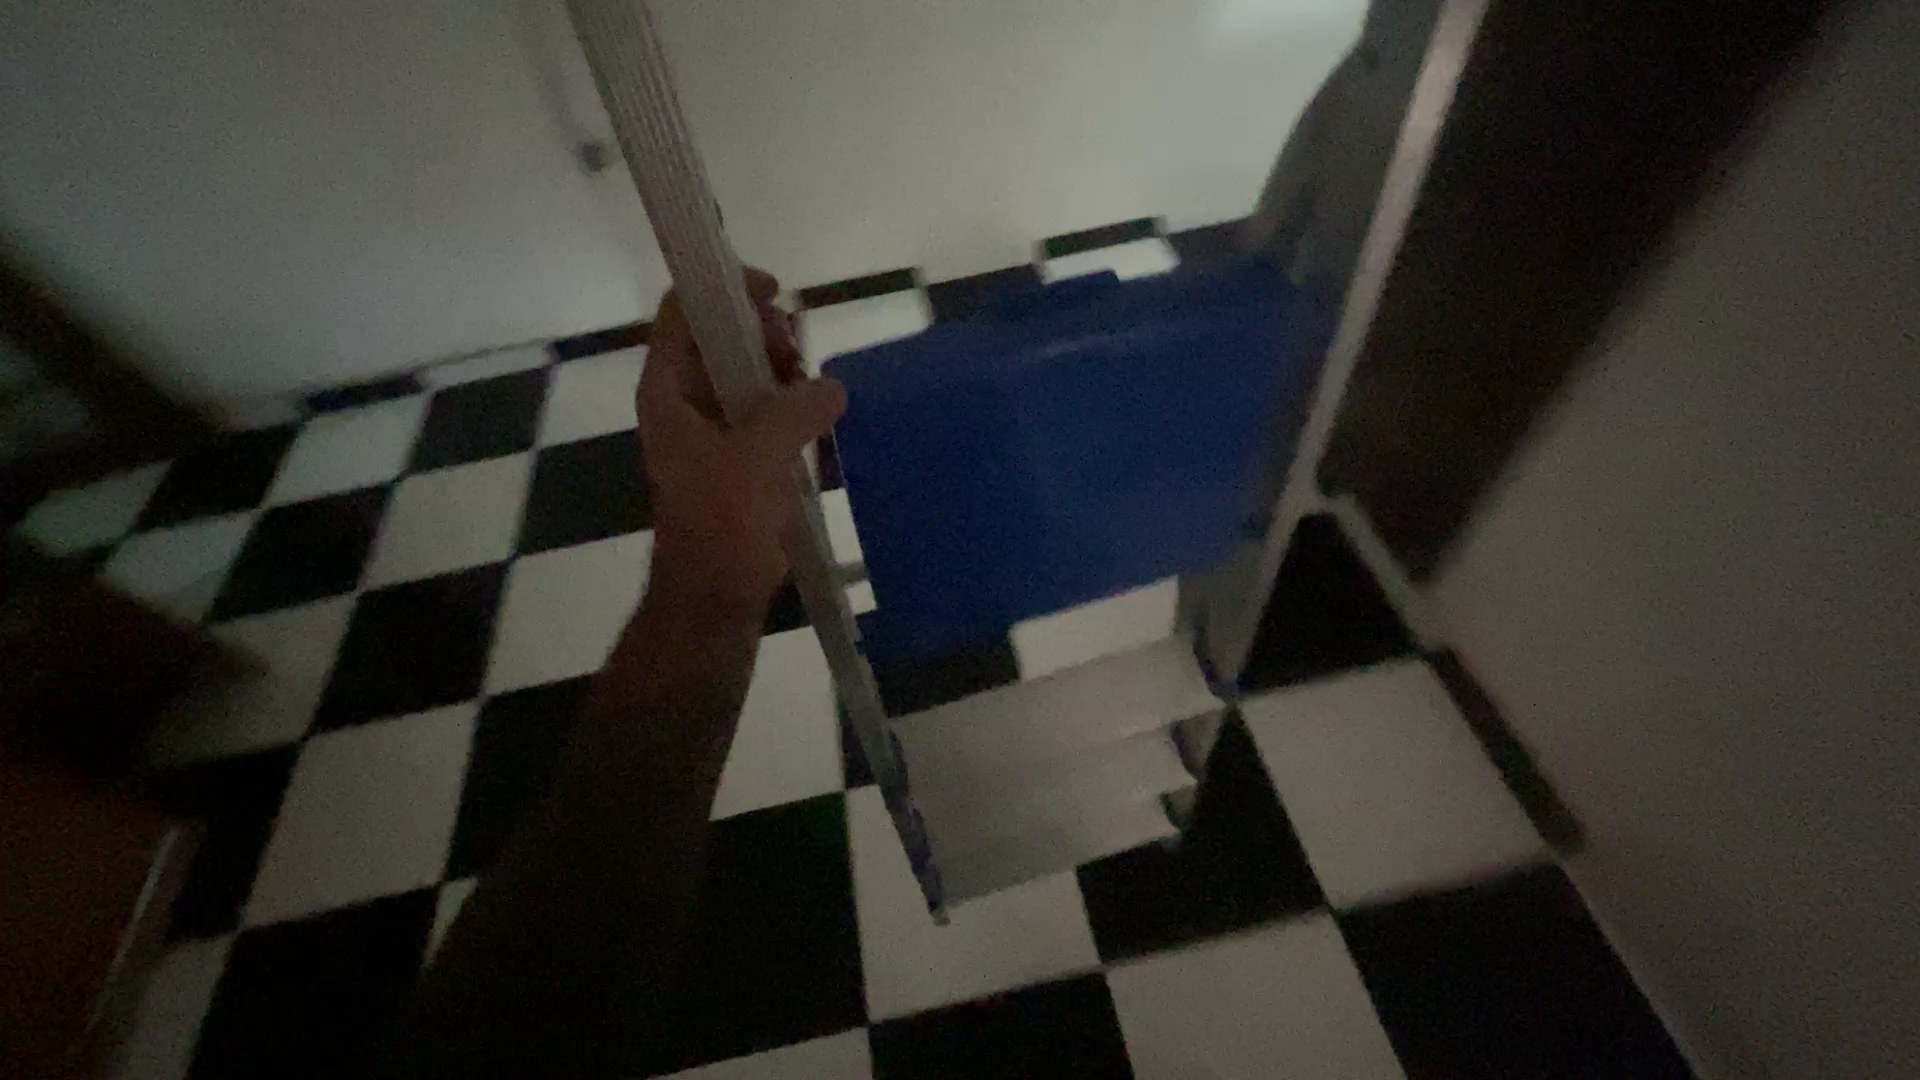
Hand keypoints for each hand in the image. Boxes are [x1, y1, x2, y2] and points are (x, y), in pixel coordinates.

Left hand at [637, 269, 846, 618]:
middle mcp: (687, 401)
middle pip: (722, 339)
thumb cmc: (721, 523)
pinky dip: (794, 406)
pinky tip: (822, 417)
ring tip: (817, 390)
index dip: (722, 289)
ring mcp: (716, 429)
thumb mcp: (756, 460)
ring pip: (749, 376)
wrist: (717, 592)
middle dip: (764, 335)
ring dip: (784, 373)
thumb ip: (794, 414)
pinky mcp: (743, 456)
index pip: (683, 312)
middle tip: (800, 355)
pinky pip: (769, 412)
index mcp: (669, 391)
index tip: (774, 293)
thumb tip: (833, 386)